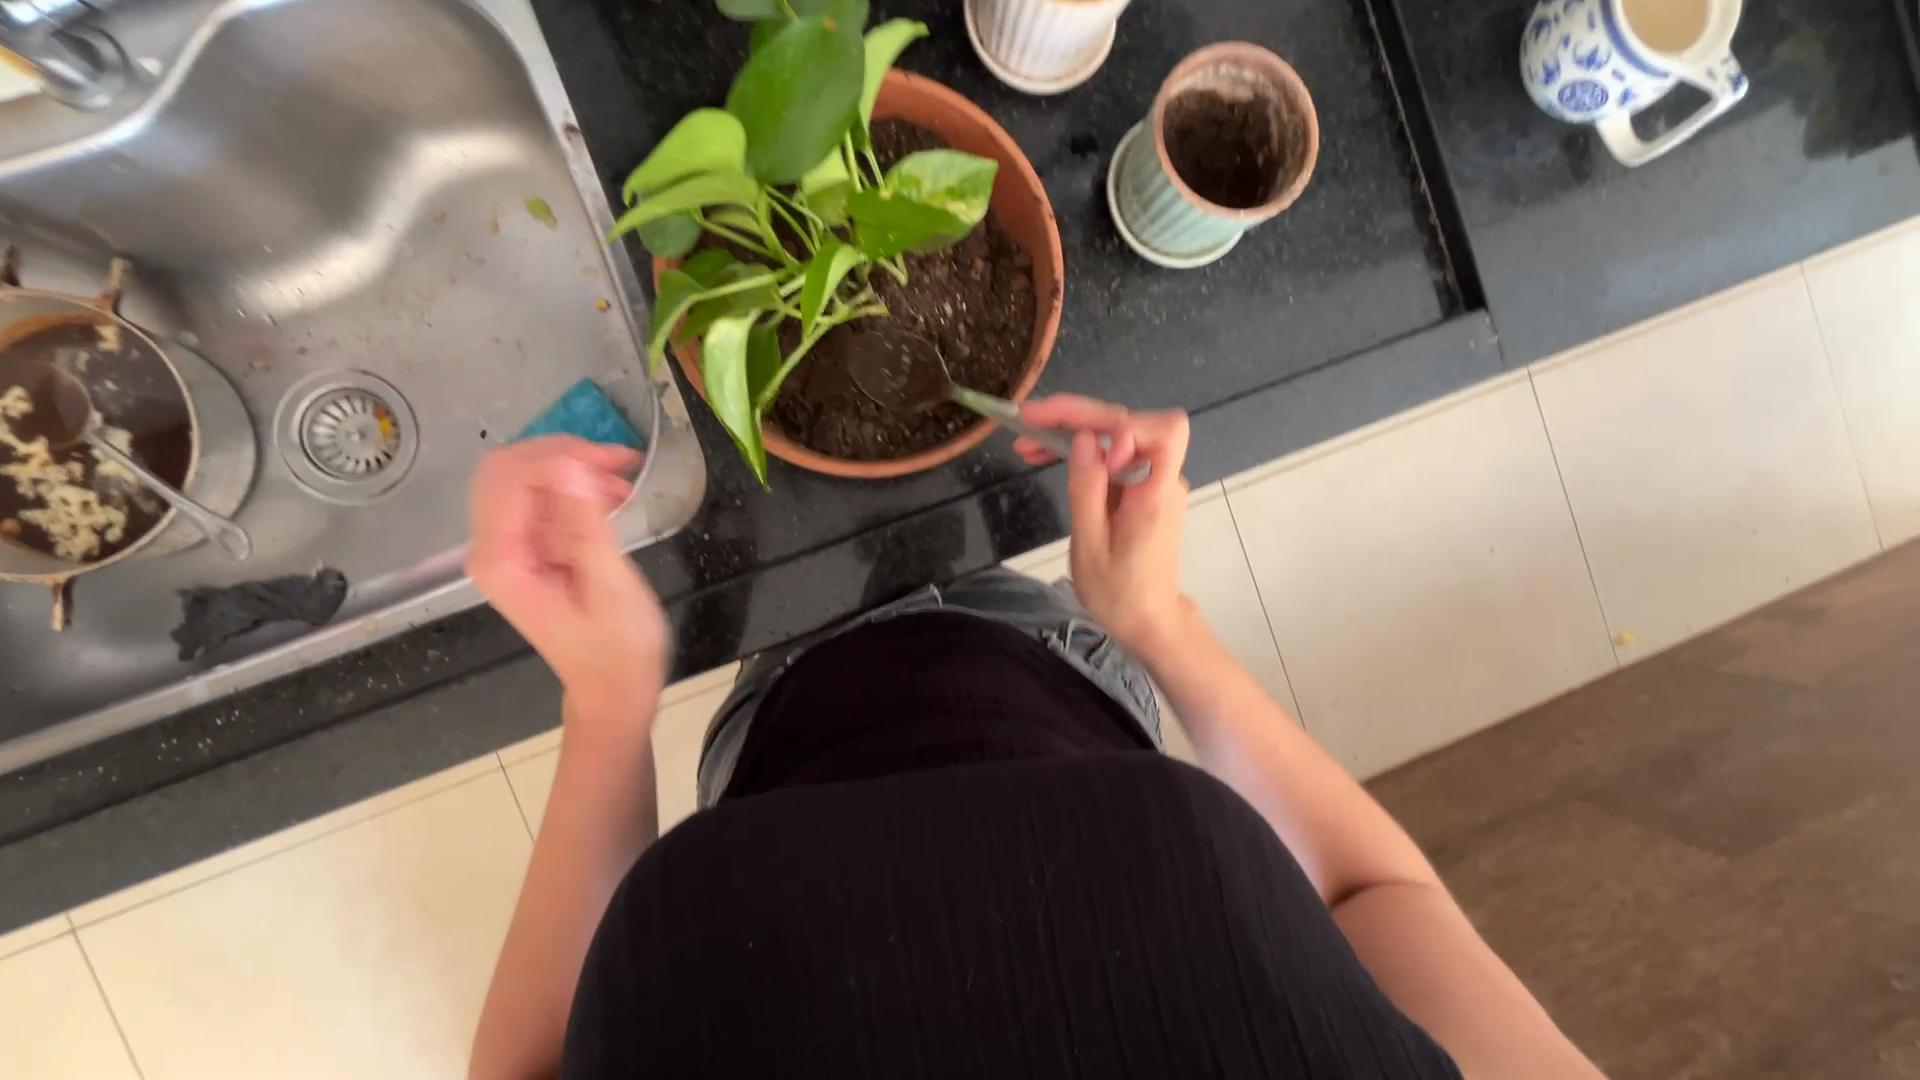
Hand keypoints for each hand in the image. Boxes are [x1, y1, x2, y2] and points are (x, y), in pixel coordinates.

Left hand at [466, 437, 669, 723]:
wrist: (612, 690)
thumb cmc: (617, 648)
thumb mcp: (611, 586)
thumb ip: (587, 525)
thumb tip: (573, 468)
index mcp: (503, 559)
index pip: (513, 477)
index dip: (563, 456)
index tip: (618, 461)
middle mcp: (492, 548)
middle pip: (506, 468)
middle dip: (564, 454)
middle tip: (620, 462)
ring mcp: (507, 549)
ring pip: (521, 478)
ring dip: (572, 468)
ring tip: (623, 482)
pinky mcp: (527, 551)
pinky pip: (538, 500)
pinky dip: (573, 488)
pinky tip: (610, 498)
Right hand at [1014, 395, 1192, 656]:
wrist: (1148, 621)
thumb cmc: (1118, 594)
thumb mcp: (1090, 546)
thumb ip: (1088, 489)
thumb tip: (1085, 439)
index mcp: (1156, 494)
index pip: (1162, 431)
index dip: (1120, 424)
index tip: (1079, 439)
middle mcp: (1162, 478)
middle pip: (1129, 424)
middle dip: (1078, 416)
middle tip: (1027, 420)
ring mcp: (1154, 481)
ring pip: (1117, 436)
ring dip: (1072, 431)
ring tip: (1026, 442)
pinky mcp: (1142, 487)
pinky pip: (1113, 456)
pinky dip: (1082, 452)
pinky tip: (1046, 454)